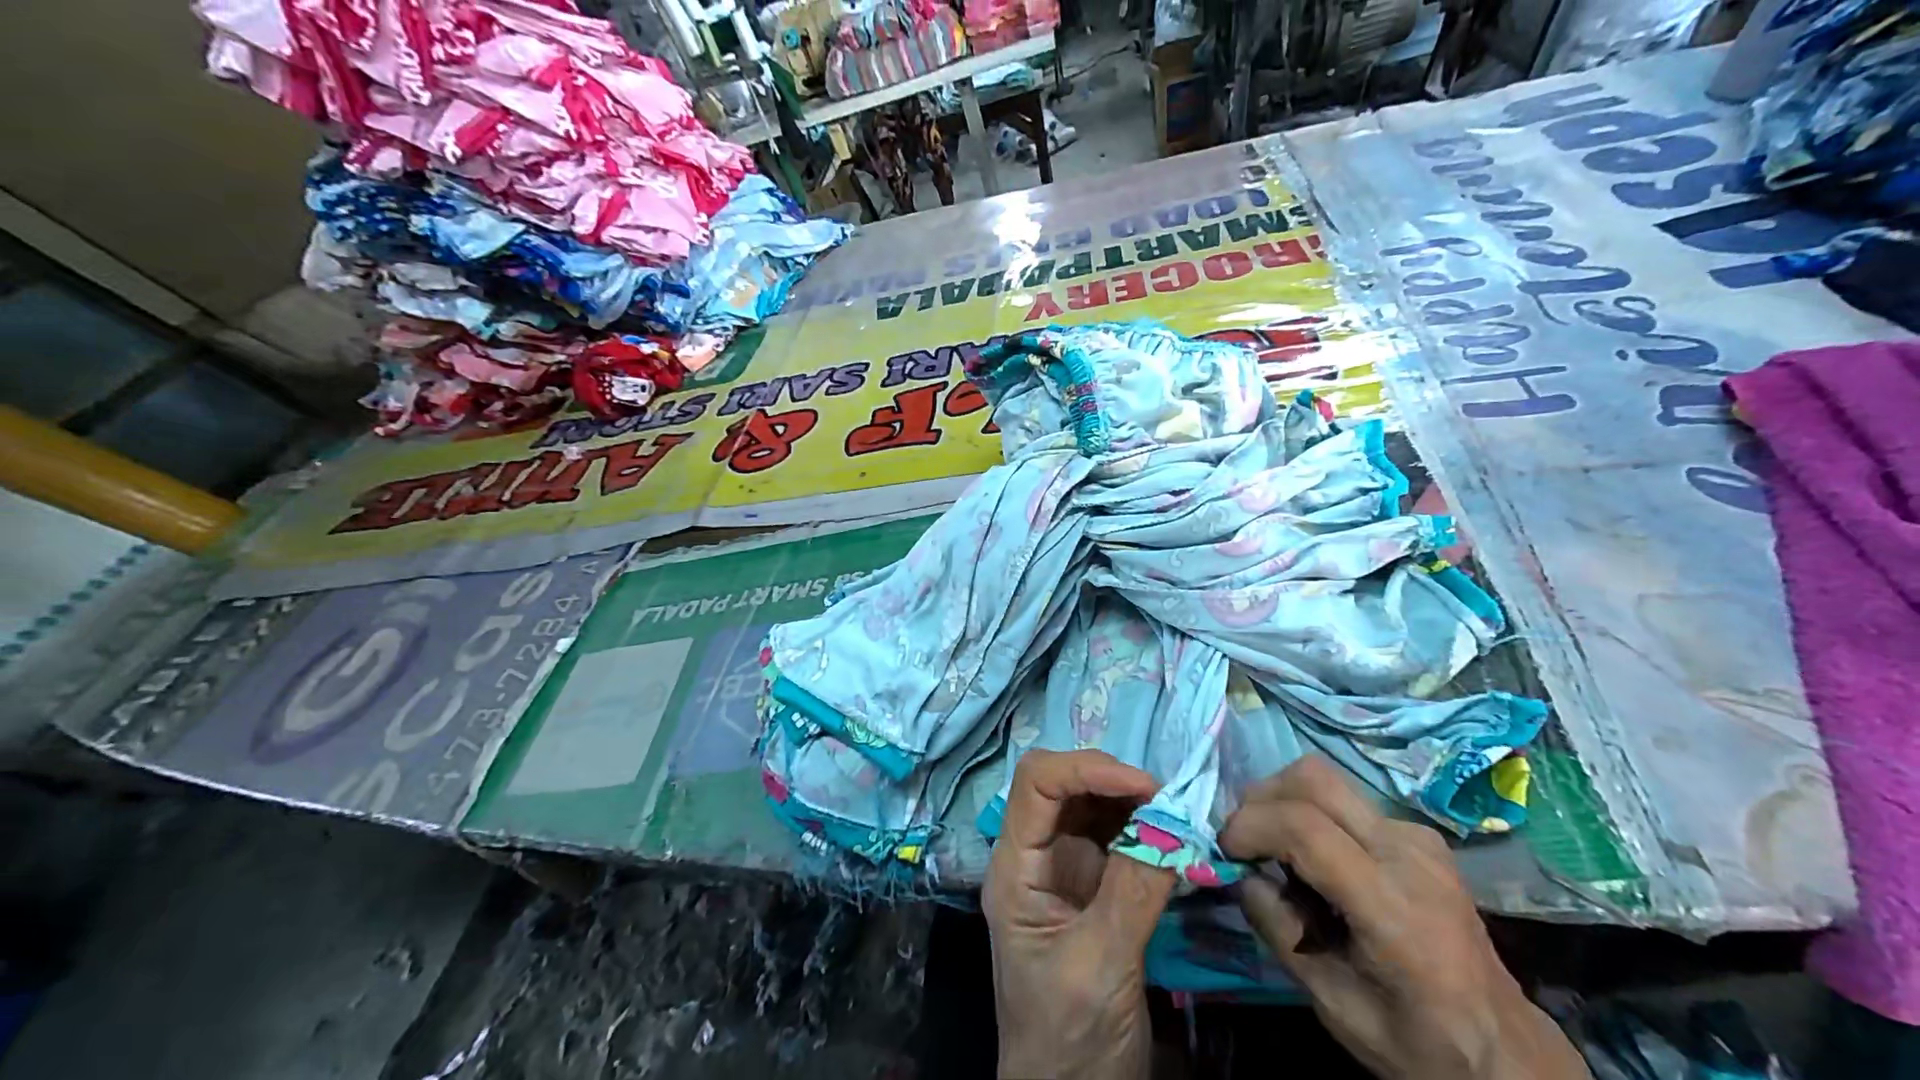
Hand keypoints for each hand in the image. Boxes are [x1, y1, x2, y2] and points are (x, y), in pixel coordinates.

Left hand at [984, 749, 1176, 1079]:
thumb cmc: (1069, 1039)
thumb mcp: (1100, 966)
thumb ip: (1132, 892)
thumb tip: (1172, 826)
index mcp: (1016, 868)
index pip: (1037, 784)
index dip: (1087, 769)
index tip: (1146, 786)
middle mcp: (1035, 857)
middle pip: (1064, 786)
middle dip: (1115, 782)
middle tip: (1171, 805)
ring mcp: (1064, 871)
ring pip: (1092, 807)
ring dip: (1135, 804)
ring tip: (1178, 821)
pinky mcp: (1093, 889)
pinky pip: (1116, 839)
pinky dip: (1145, 830)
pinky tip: (1173, 842)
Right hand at [1221, 757, 1589, 1079]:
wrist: (1505, 1049)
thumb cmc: (1417, 1041)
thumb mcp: (1333, 1004)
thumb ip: (1279, 930)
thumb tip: (1241, 874)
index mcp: (1393, 908)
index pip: (1305, 828)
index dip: (1250, 826)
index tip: (1226, 852)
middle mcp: (1408, 855)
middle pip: (1313, 778)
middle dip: (1261, 798)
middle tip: (1243, 840)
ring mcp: (1418, 838)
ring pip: (1326, 780)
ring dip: (1283, 801)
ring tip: (1272, 847)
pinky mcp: (1418, 834)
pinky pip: (1346, 800)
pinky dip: (1310, 813)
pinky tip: (1312, 859)